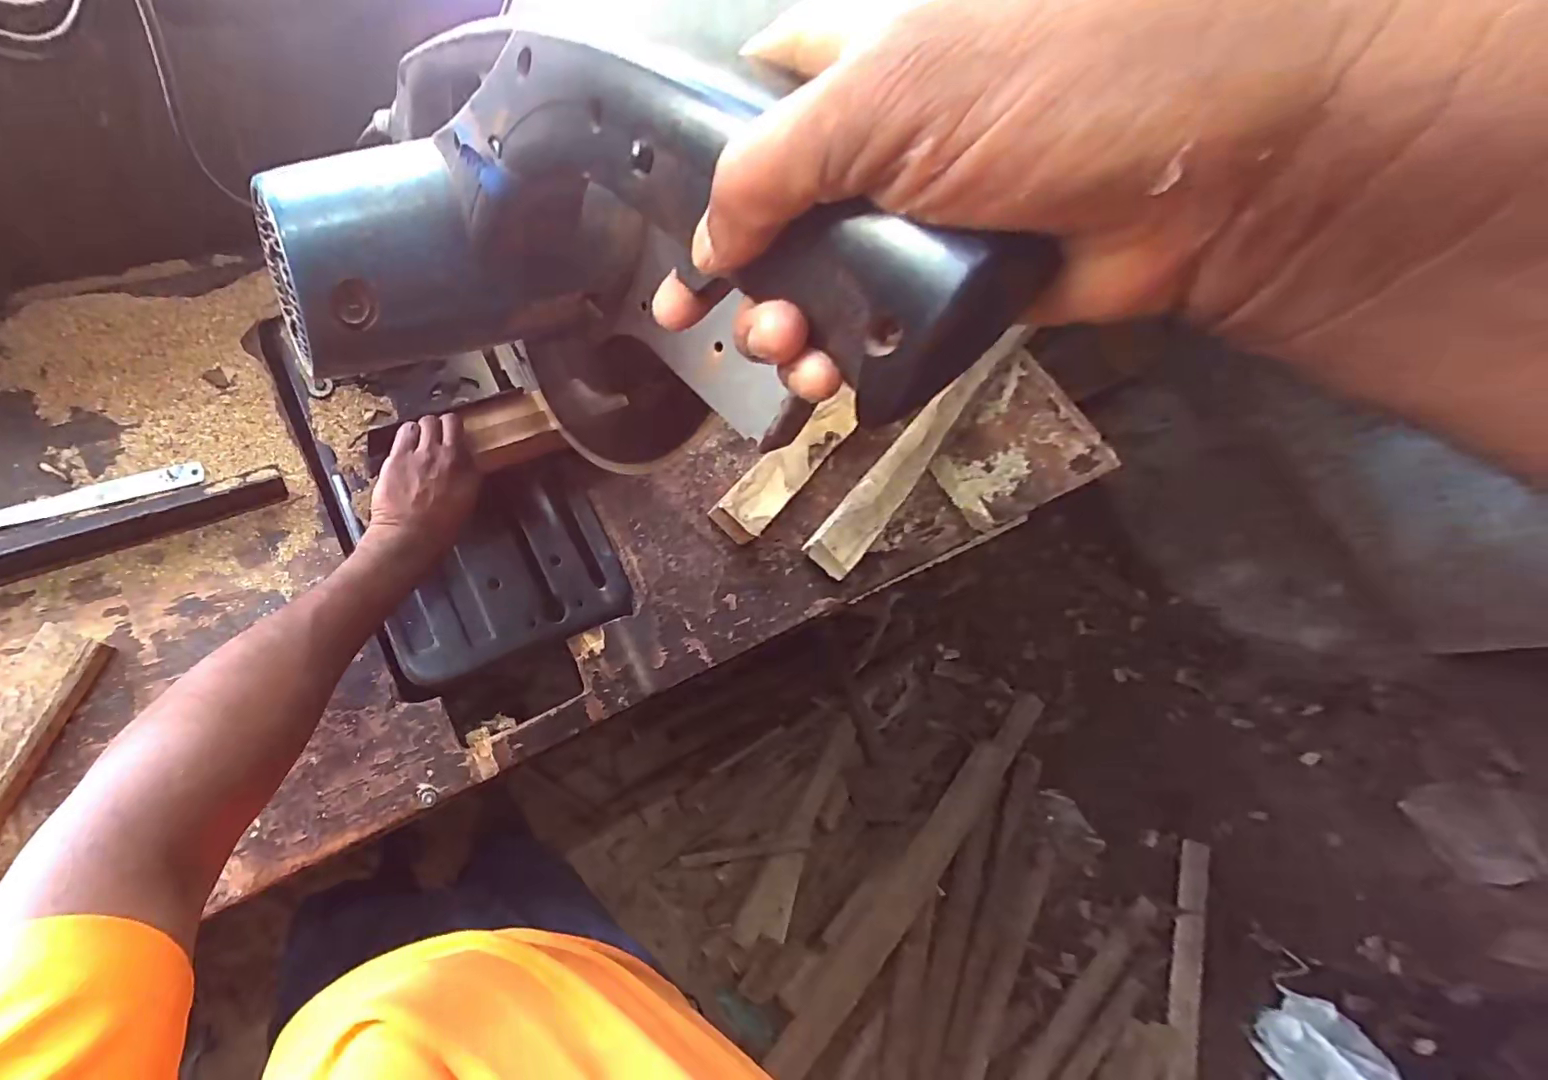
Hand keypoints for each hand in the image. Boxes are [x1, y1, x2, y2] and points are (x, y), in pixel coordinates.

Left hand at [363, 413, 478, 561]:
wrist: (409, 537)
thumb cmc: (438, 532)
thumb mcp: (464, 506)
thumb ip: (466, 481)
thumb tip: (461, 470)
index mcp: (471, 473)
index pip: (469, 442)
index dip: (460, 441)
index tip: (455, 446)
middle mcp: (451, 457)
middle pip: (451, 422)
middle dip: (444, 426)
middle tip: (437, 436)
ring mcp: (424, 453)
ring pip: (427, 421)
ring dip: (424, 428)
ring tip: (419, 440)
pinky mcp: (400, 454)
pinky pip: (405, 430)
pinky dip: (407, 433)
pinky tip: (405, 443)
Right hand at [652, 0, 1547, 479]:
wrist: (1226, 170)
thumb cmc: (1060, 86)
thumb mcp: (890, 95)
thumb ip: (771, 166)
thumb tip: (709, 245)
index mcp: (851, 70)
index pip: (746, 112)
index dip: (700, 175)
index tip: (671, 234)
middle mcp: (869, 149)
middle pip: (763, 224)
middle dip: (732, 278)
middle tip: (703, 320)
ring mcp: (899, 226)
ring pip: (801, 290)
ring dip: (775, 331)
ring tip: (782, 351)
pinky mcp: (928, 292)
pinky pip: (853, 335)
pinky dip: (828, 363)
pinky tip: (822, 379)